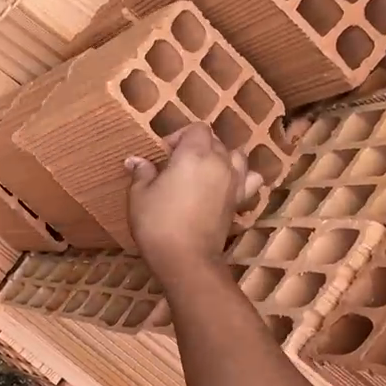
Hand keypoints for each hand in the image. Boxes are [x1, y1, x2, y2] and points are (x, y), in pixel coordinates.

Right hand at [124, 123, 261, 280]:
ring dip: (219, 157)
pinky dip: (240, 176)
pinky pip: (249, 178)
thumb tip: (136, 160)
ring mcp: (234, 181)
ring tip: (201, 171)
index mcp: (194, 154)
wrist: (184, 256)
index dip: (178, 136)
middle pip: (214, 141)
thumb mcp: (139, 195)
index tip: (162, 155)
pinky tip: (225, 184)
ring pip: (235, 155)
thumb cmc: (157, 222)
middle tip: (173, 165)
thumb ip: (141, 172)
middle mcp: (219, 162)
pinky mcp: (240, 200)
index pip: (196, 128)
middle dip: (194, 146)